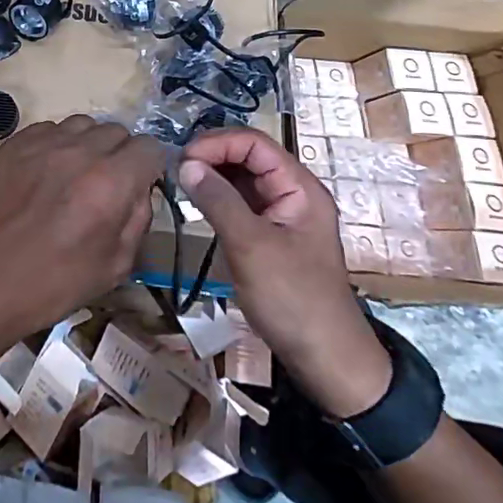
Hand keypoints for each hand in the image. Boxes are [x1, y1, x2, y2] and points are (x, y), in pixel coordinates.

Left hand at [0, 115, 167, 348]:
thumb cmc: (56, 283)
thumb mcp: (117, 264)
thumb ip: (139, 217)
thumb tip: (141, 188)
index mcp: (111, 182)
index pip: (150, 148)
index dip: (149, 168)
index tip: (139, 185)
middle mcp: (80, 151)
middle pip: (118, 131)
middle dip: (120, 155)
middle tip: (106, 185)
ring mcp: (44, 143)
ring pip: (84, 124)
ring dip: (89, 145)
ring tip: (76, 174)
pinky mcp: (15, 144)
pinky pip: (50, 128)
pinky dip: (57, 145)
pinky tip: (47, 173)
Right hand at [179, 129, 391, 417]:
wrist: (325, 358)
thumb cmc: (293, 298)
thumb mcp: (252, 246)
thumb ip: (218, 201)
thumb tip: (185, 163)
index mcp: (299, 187)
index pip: (255, 144)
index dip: (217, 143)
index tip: (183, 158)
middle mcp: (292, 193)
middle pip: (248, 158)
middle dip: (212, 156)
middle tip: (176, 170)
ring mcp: (281, 215)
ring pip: (242, 180)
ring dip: (213, 176)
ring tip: (180, 183)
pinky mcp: (270, 236)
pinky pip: (241, 205)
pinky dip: (218, 199)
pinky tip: (197, 204)